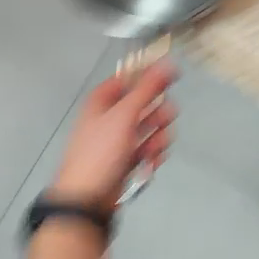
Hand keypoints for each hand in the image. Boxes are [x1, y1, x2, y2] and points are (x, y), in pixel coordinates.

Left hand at [50, 61, 178, 210]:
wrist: (88, 197)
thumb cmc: (101, 151)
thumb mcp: (124, 115)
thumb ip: (148, 88)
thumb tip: (168, 61)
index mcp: (103, 100)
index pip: (130, 78)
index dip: (149, 77)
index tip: (171, 79)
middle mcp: (111, 116)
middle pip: (145, 103)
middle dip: (158, 114)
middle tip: (163, 120)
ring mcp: (119, 138)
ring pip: (151, 127)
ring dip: (158, 137)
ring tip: (153, 150)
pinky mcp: (128, 158)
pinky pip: (149, 147)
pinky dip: (153, 154)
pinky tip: (150, 162)